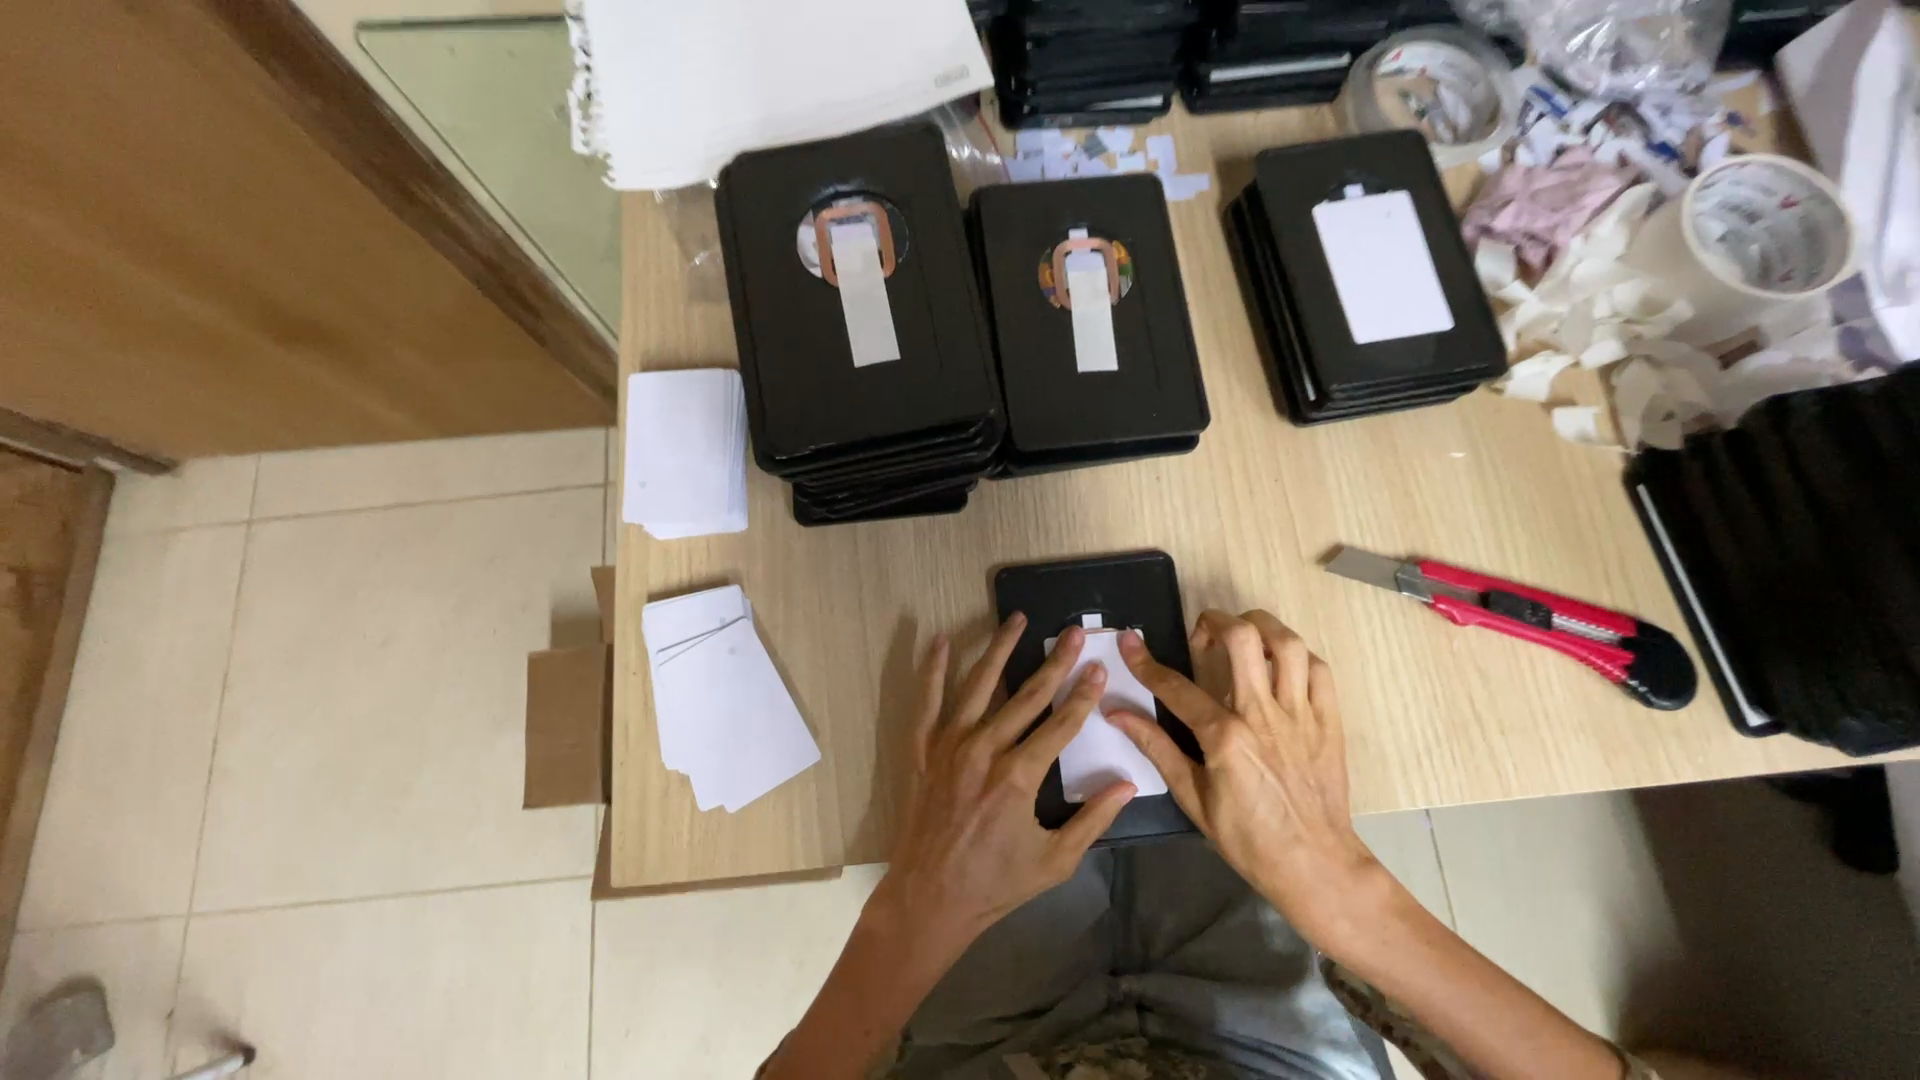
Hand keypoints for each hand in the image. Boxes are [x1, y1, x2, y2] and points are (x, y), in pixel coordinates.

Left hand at [869, 614, 1136, 963]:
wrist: (929, 899)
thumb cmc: (996, 884)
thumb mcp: (1055, 861)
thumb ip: (1093, 820)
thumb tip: (1128, 783)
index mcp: (1018, 777)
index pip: (1060, 724)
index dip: (1083, 695)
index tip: (1099, 668)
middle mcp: (983, 750)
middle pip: (1026, 696)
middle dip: (1055, 663)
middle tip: (1073, 633)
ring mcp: (949, 746)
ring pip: (978, 685)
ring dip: (999, 649)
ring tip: (1017, 619)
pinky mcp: (923, 750)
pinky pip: (927, 702)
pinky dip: (932, 670)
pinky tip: (939, 641)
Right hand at [1108, 610, 1381, 946]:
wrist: (1315, 865)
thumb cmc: (1248, 838)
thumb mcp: (1192, 797)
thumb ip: (1156, 747)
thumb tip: (1117, 713)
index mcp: (1224, 737)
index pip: (1175, 687)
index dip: (1144, 661)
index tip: (1129, 641)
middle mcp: (1263, 715)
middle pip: (1241, 639)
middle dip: (1214, 622)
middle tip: (1202, 633)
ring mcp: (1301, 714)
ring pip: (1287, 643)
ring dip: (1261, 626)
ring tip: (1244, 634)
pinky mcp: (1329, 720)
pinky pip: (1319, 669)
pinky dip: (1297, 655)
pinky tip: (1280, 664)